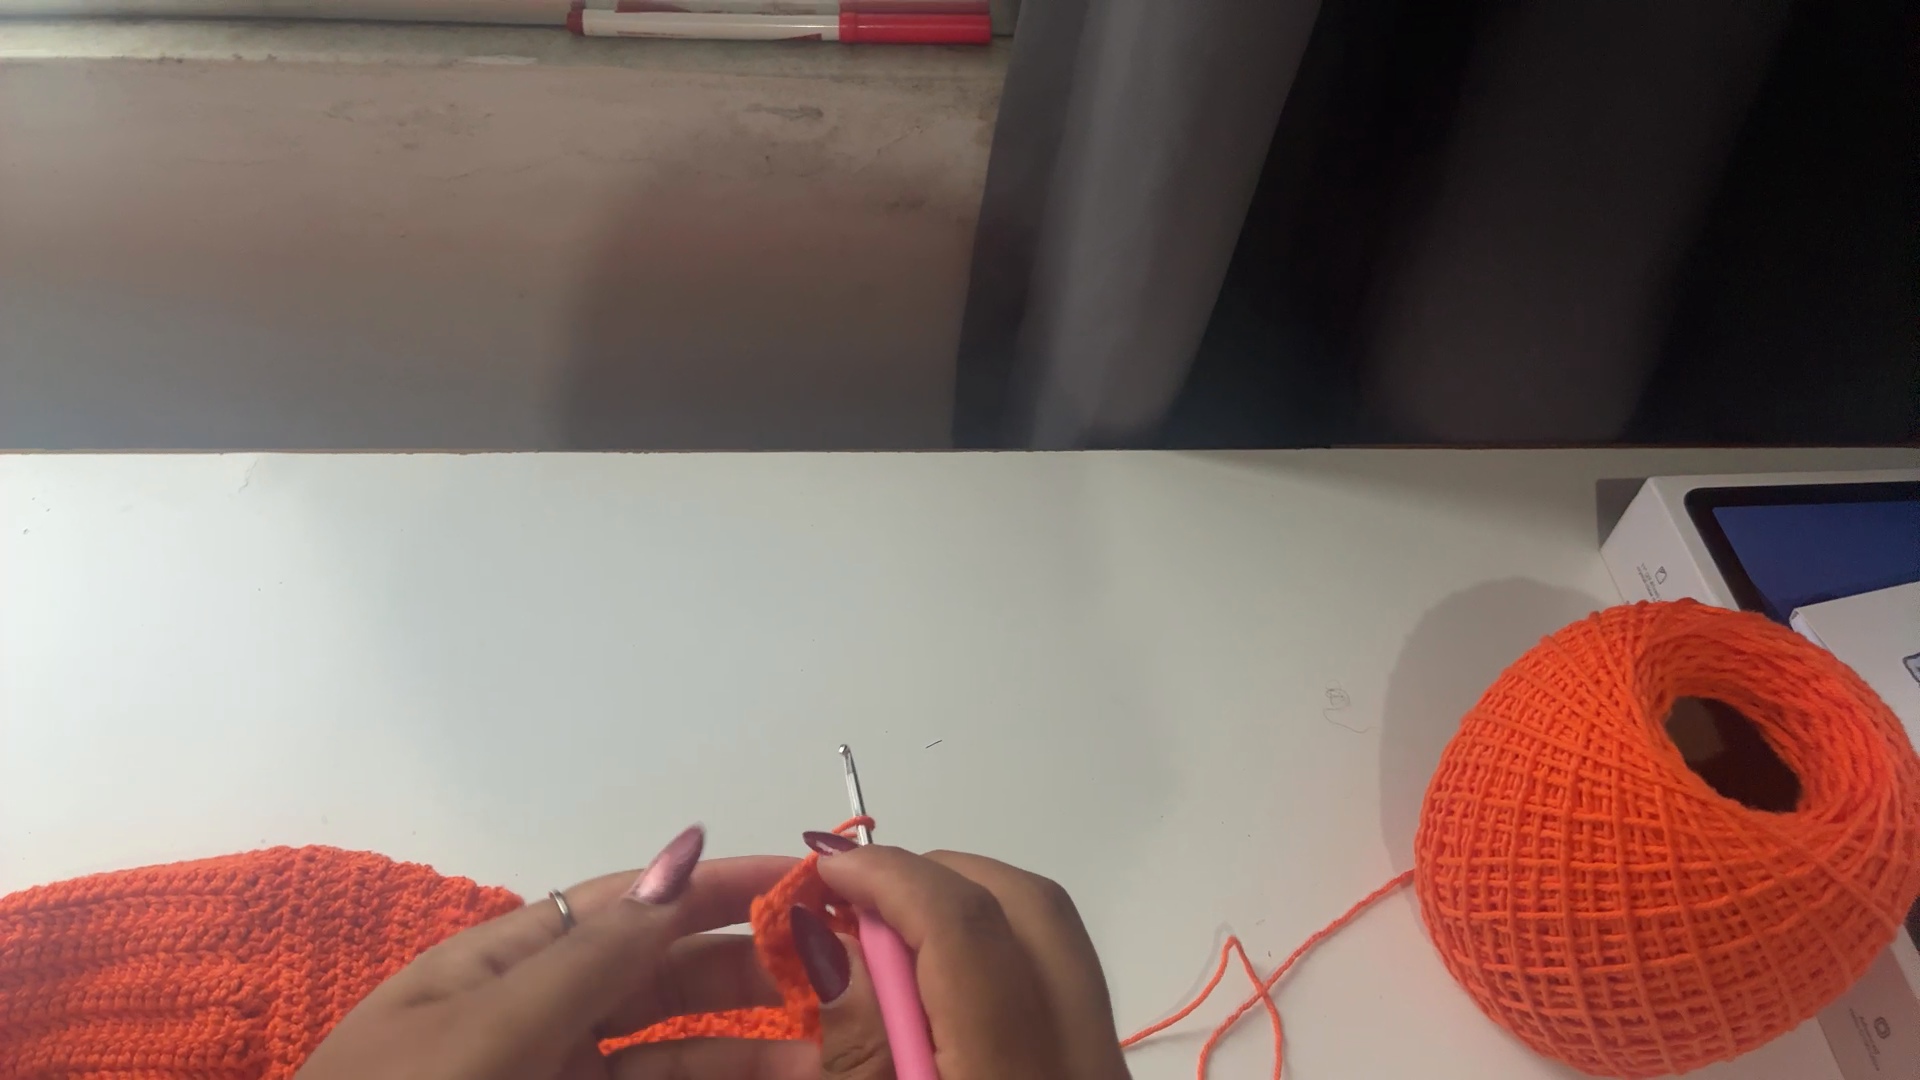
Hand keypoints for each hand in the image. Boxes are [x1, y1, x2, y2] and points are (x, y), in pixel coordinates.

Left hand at [297, 826, 814, 1079]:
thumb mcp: (484, 1042)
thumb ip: (594, 953)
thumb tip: (684, 849)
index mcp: (506, 965)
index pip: (635, 902)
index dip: (720, 884)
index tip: (801, 881)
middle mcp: (538, 1016)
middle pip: (665, 972)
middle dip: (747, 965)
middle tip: (830, 970)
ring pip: (670, 1051)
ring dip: (744, 1051)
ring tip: (815, 1057)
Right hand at [802, 839, 1131, 1079]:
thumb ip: (859, 1047)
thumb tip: (828, 941)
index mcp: (1018, 1076)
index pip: (966, 929)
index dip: (891, 878)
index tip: (828, 870)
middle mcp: (1087, 1060)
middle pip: (1031, 905)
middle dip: (938, 873)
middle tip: (864, 897)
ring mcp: (1108, 1062)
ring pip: (1054, 929)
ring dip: (972, 902)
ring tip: (899, 934)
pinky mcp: (1108, 1069)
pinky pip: (1063, 970)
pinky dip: (1002, 945)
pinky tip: (948, 982)